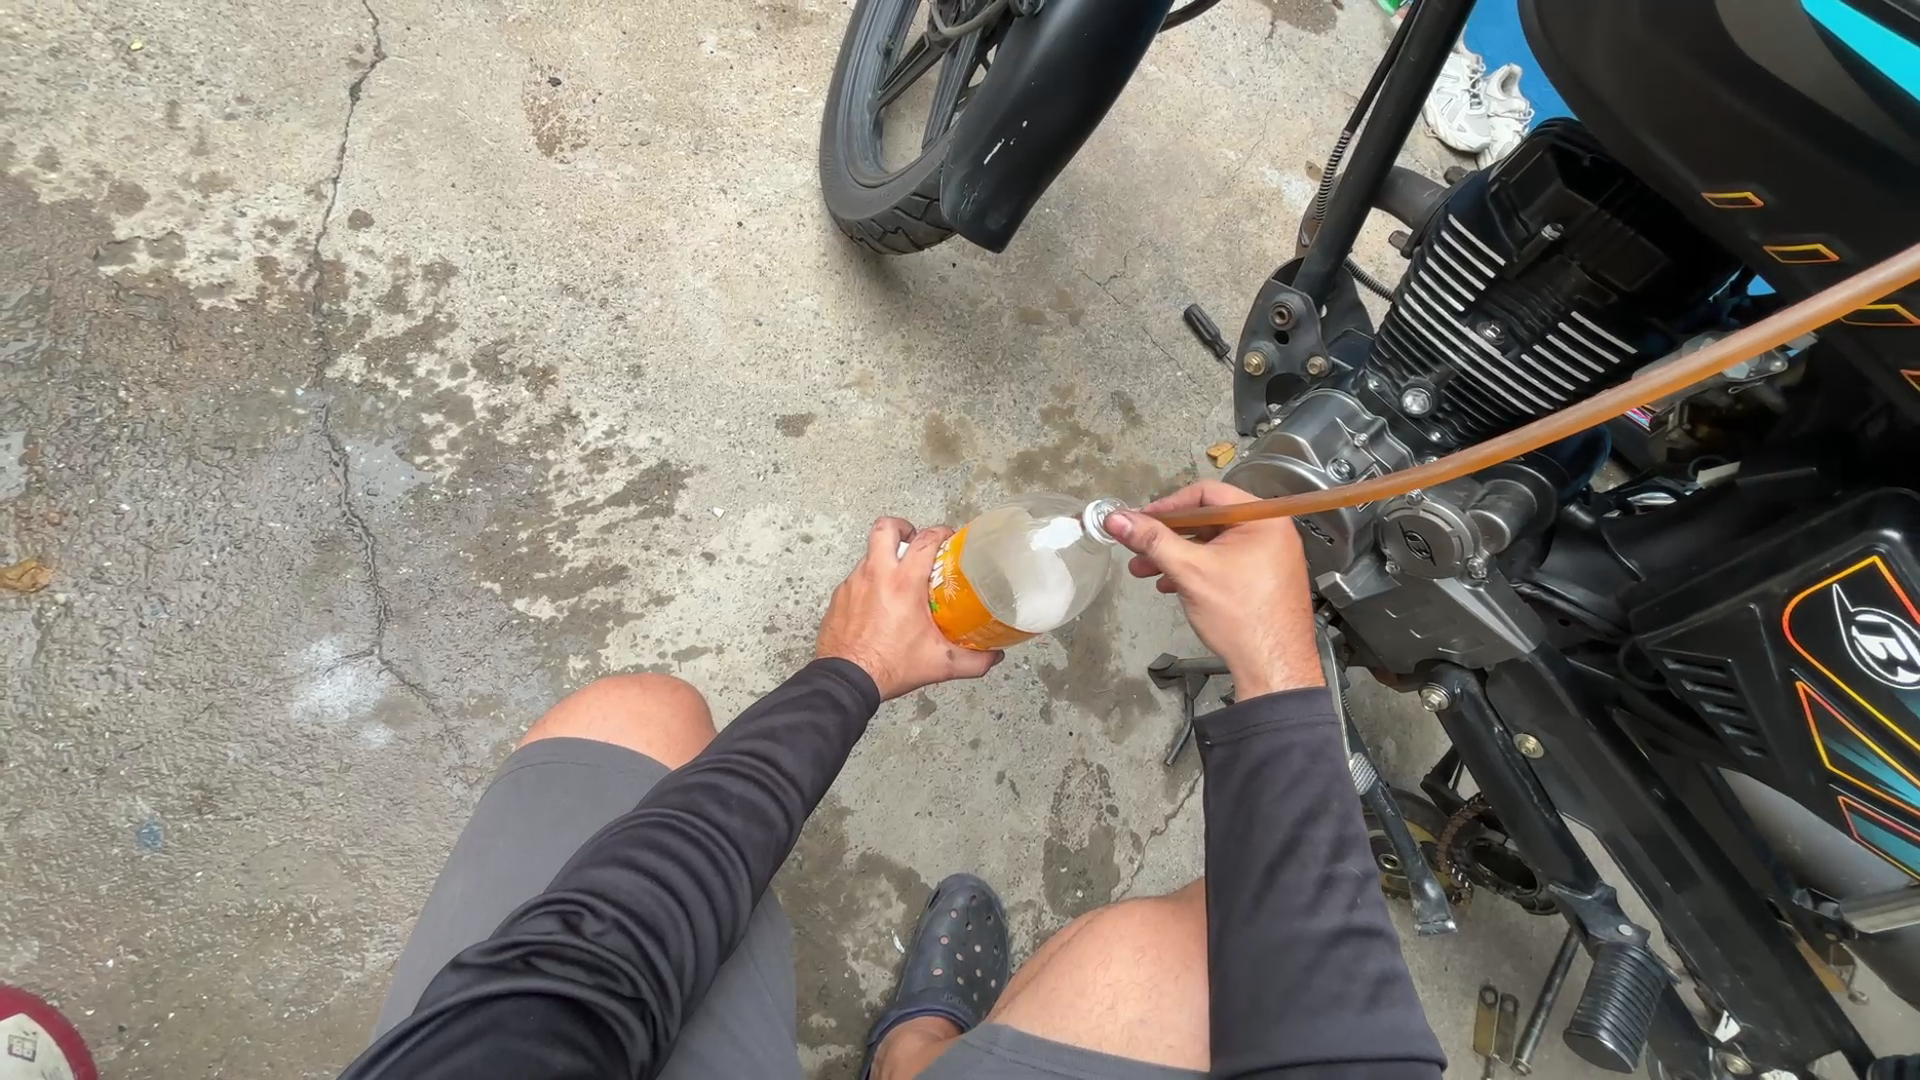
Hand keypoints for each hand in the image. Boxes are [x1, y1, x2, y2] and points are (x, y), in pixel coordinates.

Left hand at [816, 518, 1003, 700]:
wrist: (846, 681)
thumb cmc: (888, 667)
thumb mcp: (940, 664)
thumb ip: (974, 660)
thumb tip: (993, 656)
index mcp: (904, 583)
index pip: (925, 540)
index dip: (940, 532)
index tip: (947, 537)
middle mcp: (876, 575)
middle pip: (885, 527)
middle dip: (901, 527)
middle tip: (913, 539)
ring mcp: (853, 583)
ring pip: (870, 554)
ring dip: (885, 559)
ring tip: (899, 580)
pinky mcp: (839, 597)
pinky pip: (856, 579)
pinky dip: (869, 584)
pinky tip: (878, 604)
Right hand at [1104, 482, 1323, 698]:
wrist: (1273, 668)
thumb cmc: (1241, 616)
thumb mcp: (1189, 571)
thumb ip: (1152, 540)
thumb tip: (1117, 520)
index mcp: (1262, 519)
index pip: (1207, 494)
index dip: (1168, 505)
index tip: (1141, 520)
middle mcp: (1269, 532)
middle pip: (1206, 520)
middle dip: (1166, 535)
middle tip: (1137, 545)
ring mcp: (1266, 557)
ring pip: (1210, 545)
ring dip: (1174, 555)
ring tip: (1144, 571)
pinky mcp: (1260, 580)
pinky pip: (1221, 563)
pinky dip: (1193, 570)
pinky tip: (1169, 585)